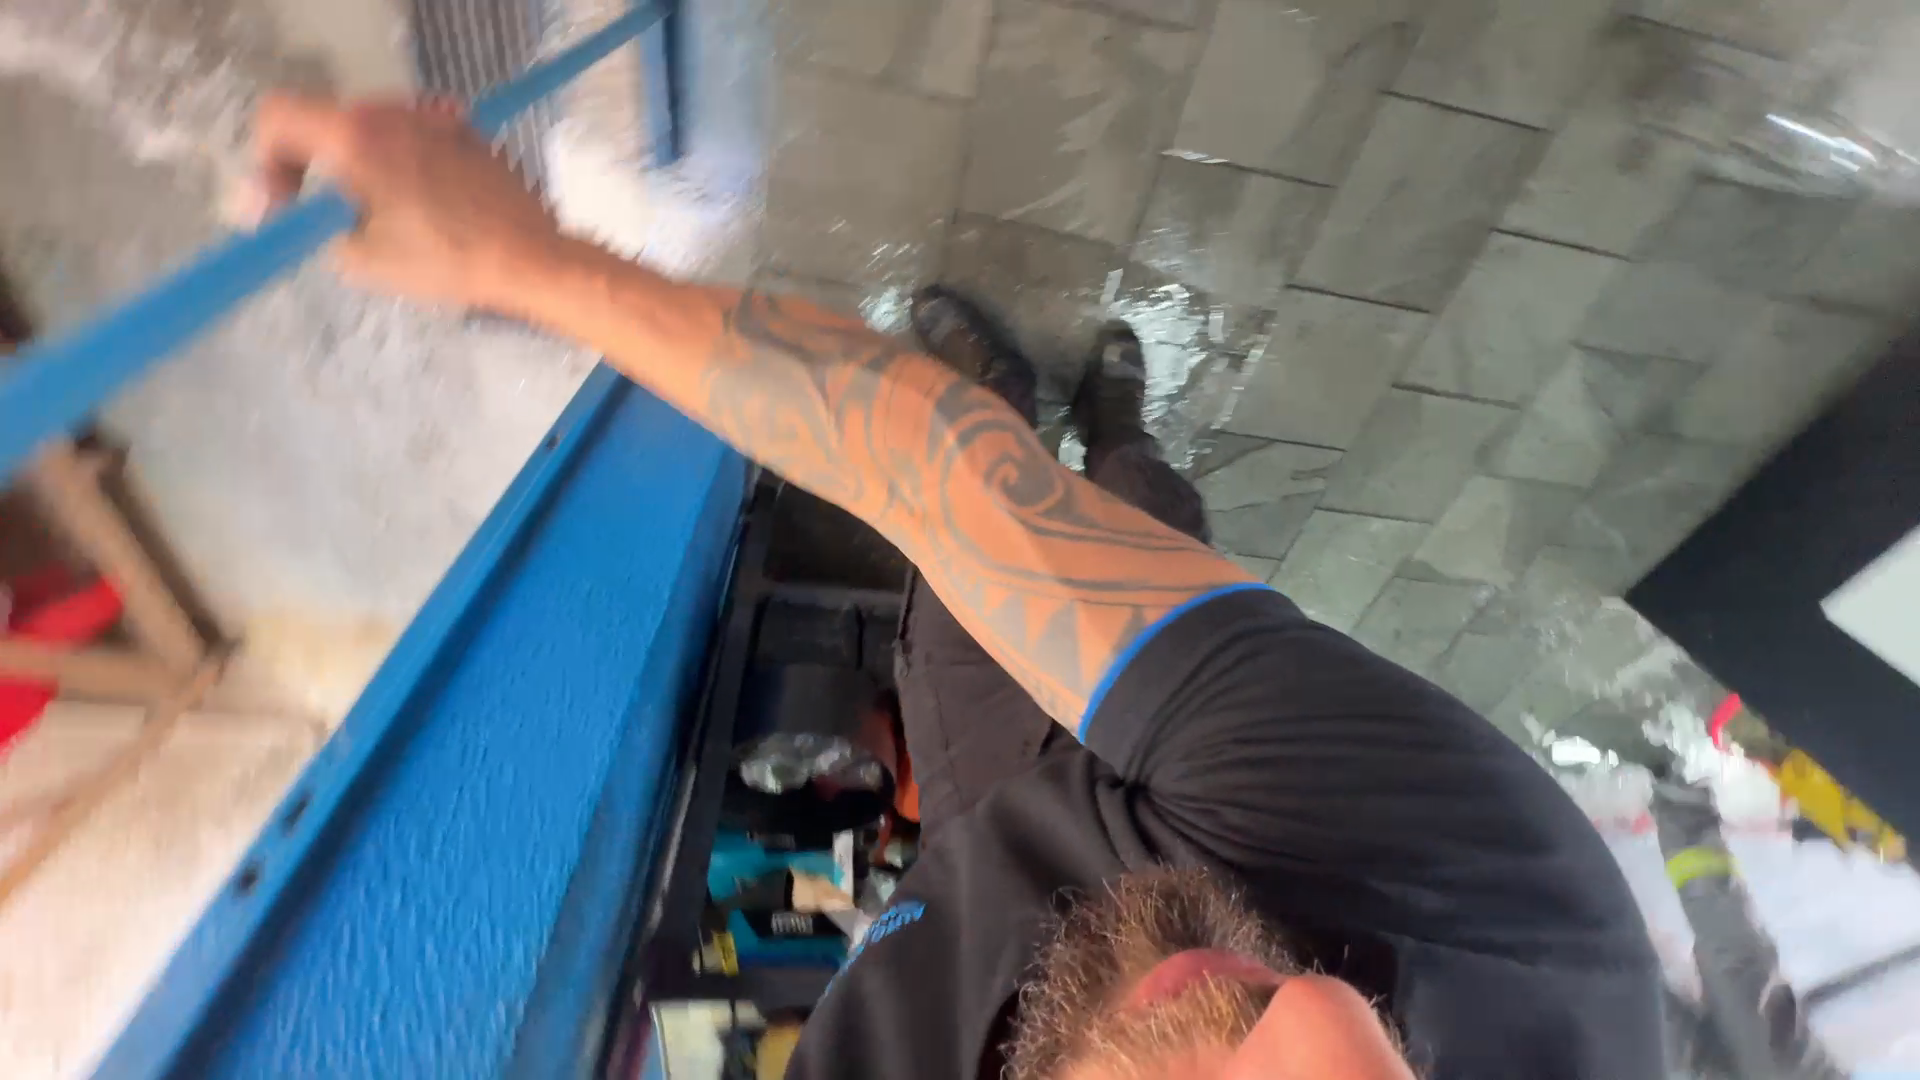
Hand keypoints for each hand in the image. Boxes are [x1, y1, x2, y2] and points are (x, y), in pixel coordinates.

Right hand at [243, 94, 564, 310]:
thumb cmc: (450, 261)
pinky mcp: (476, 140)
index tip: (280, 205)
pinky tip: (427, 201)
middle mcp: (396, 112)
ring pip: (381, 132)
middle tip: (327, 211)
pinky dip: (415, 166)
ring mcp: (441, 121)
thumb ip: (321, 228)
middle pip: (331, 124)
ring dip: (369, 165)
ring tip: (385, 213)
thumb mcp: (364, 260)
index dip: (267, 161)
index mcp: (356, 132)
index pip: (279, 119)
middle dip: (320, 166)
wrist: (534, 262)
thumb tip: (319, 219)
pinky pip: (426, 143)